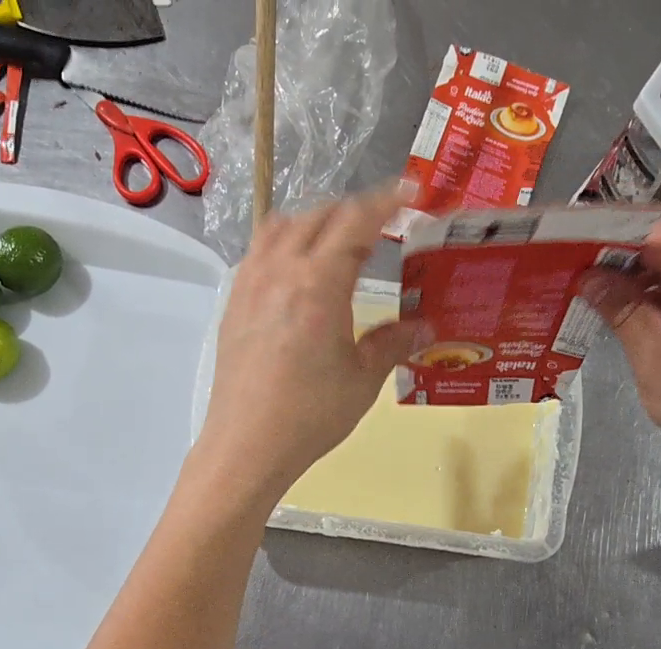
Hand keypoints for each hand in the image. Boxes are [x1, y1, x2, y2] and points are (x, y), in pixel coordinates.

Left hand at [192, 189, 430, 503]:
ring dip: (315, 222)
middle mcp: (280, 270)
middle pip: (318, 215)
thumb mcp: (363, 379)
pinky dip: (285, 243)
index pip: (355, 221)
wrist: (247, 444)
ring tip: (338, 240)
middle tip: (381, 225)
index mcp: (319, 282)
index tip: (410, 193)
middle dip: (353, 210)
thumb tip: (426, 326)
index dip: (385, 201)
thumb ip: (393, 343)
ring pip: (282, 227)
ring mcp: (250, 284)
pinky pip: (260, 252)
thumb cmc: (311, 414)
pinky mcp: (234, 304)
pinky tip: (298, 272)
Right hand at [579, 220, 660, 479]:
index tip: (573, 241)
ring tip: (587, 286)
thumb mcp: (654, 355)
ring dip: (635, 278)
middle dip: (621, 257)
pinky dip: (654, 294)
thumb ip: (621, 306)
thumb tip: (586, 275)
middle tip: (572, 265)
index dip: (614, 234)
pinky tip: (619, 305)